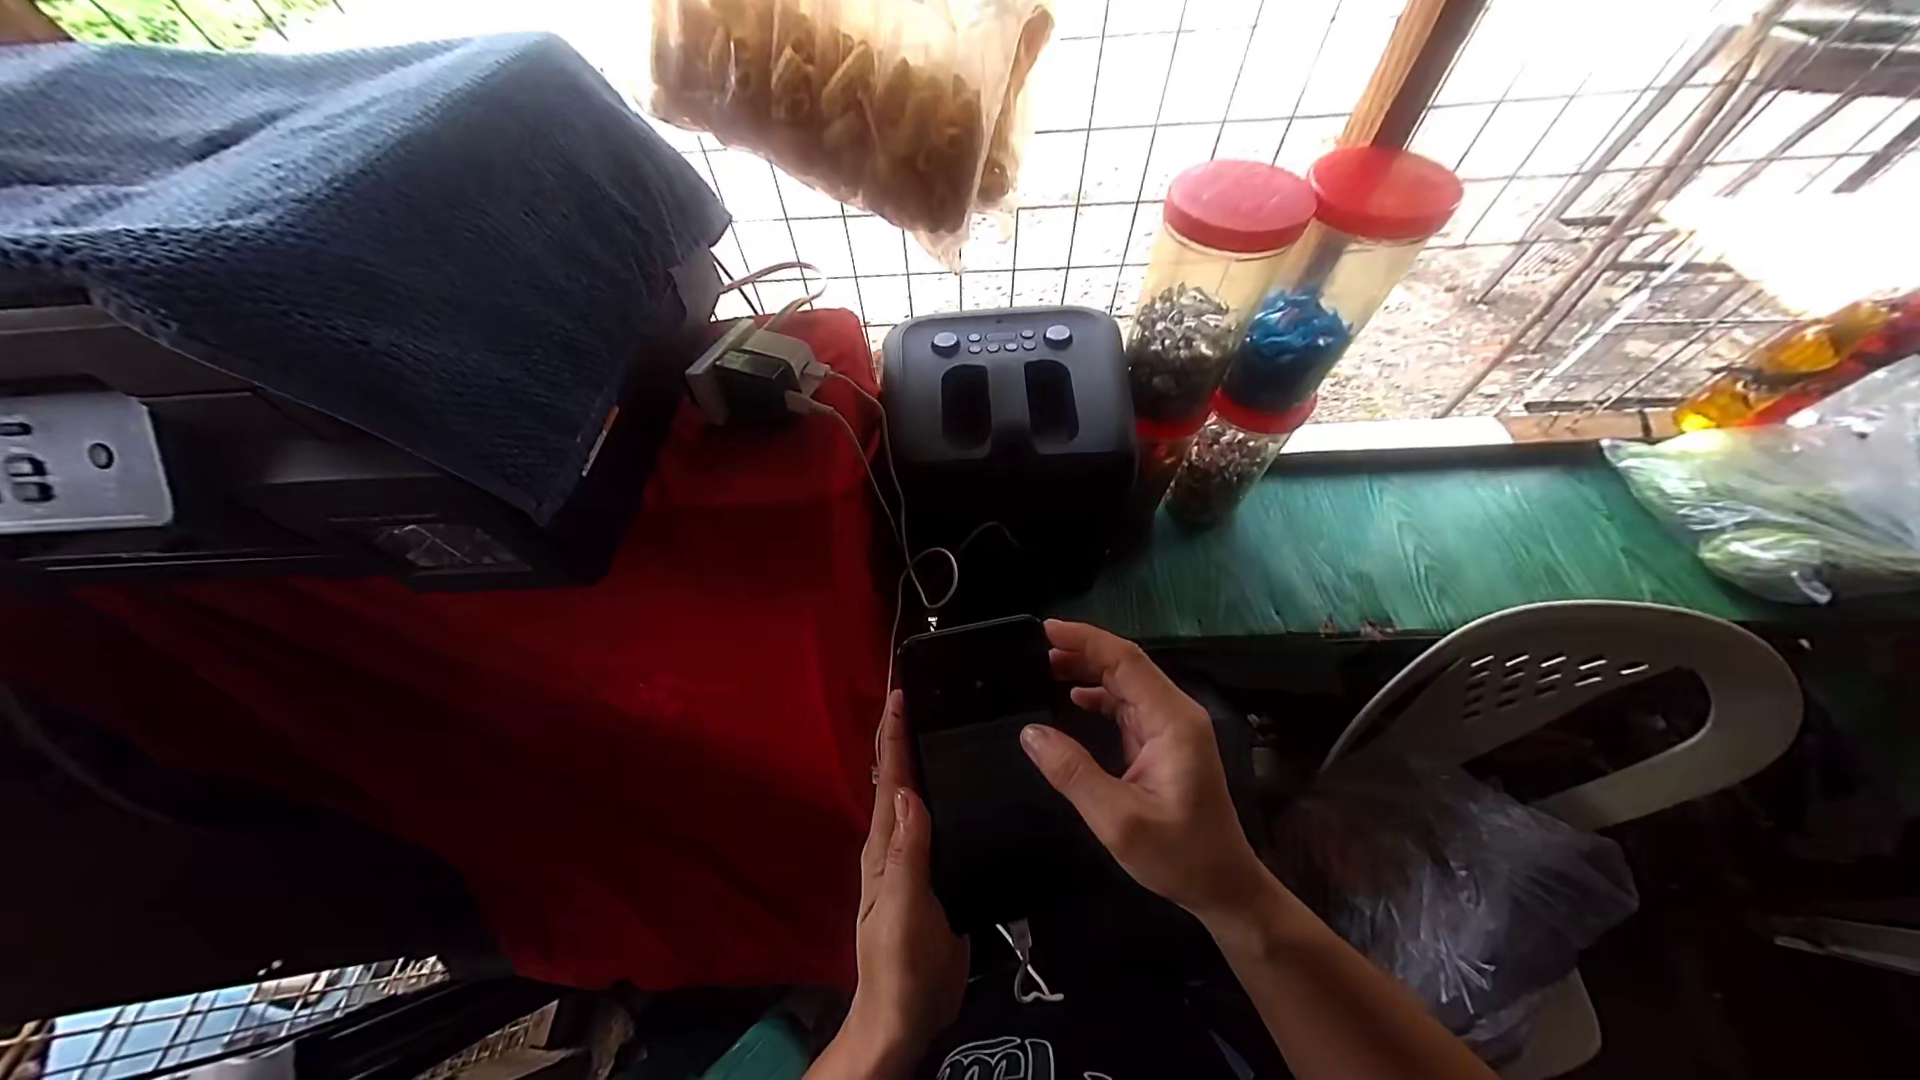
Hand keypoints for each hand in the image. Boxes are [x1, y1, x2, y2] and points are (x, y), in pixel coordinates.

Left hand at [826, 691, 967, 1076]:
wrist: (908, 1016)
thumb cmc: (900, 967)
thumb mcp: (903, 911)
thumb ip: (906, 854)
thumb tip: (906, 791)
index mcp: (884, 847)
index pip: (889, 779)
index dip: (893, 736)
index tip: (901, 696)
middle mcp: (895, 843)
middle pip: (900, 778)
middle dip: (906, 736)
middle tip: (924, 697)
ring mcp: (914, 858)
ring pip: (918, 795)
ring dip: (923, 759)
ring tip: (943, 725)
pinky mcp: (935, 872)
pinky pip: (938, 820)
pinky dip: (943, 792)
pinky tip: (961, 784)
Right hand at [1020, 620, 1272, 923]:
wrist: (1224, 887)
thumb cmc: (1179, 855)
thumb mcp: (1118, 820)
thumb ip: (1073, 772)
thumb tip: (1030, 733)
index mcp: (1172, 721)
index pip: (1127, 661)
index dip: (1087, 639)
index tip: (1047, 628)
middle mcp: (1175, 713)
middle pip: (1126, 665)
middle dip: (1083, 650)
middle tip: (1037, 648)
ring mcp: (1171, 726)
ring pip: (1125, 682)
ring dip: (1088, 670)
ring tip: (1047, 667)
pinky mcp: (1164, 741)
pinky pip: (1127, 705)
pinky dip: (1098, 695)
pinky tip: (1072, 698)